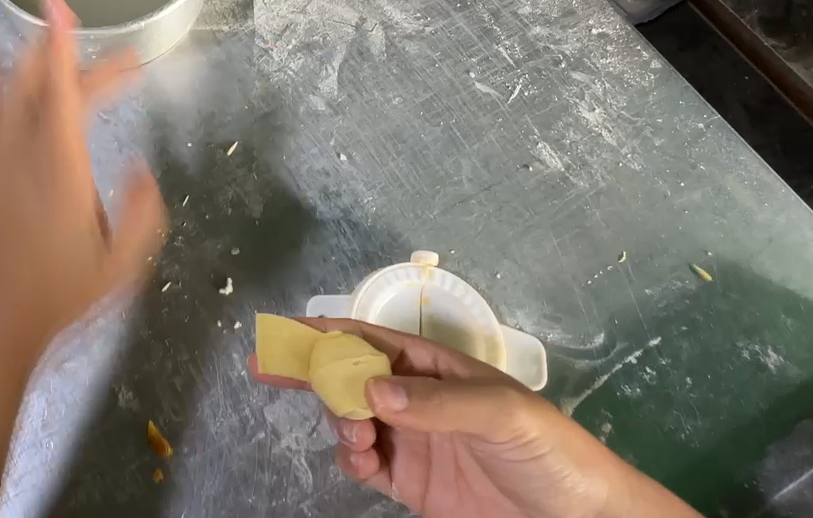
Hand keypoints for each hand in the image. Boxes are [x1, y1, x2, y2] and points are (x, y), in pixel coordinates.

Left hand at [0, 0, 168, 365]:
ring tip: (46, 22)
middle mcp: (23, 155)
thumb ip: (141, 212)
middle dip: (74, 56)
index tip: (60, 3)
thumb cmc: (61, 299)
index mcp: (61, 172)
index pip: (63, 94)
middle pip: (44, 87)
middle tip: (121, 55)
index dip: (62, 45)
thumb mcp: (120, 265)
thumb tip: (142, 165)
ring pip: (9, 91)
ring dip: (29, 54)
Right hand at [250, 319, 699, 517]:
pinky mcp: (409, 483)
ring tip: (352, 433)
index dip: (326, 330)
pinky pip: (363, 462)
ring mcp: (409, 439)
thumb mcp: (500, 412)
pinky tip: (359, 458)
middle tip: (264, 368)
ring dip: (335, 417)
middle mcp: (412, 395)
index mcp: (431, 365)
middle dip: (308, 367)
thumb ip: (435, 400)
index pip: (369, 337)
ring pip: (348, 415)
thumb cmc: (548, 449)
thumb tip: (369, 388)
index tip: (285, 329)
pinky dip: (349, 456)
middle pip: (347, 372)